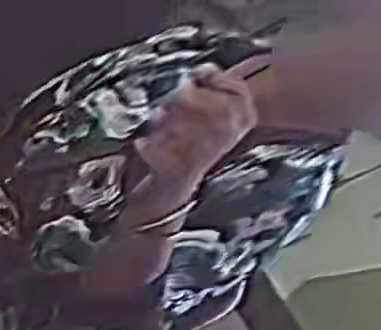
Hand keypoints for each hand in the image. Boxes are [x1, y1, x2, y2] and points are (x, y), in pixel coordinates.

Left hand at [131, 65, 256, 211]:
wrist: (157, 205)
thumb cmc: (172, 163)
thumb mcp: (189, 129)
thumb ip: (197, 104)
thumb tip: (197, 75)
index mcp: (237, 126)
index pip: (240, 96)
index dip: (220, 81)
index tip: (200, 72)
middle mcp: (225, 142)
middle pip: (222, 111)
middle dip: (195, 97)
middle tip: (174, 93)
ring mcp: (201, 161)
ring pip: (197, 133)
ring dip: (173, 121)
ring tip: (154, 118)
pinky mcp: (176, 178)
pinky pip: (167, 160)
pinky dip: (151, 149)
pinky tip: (140, 144)